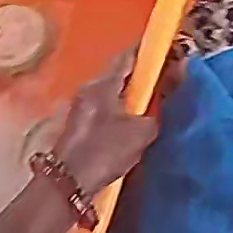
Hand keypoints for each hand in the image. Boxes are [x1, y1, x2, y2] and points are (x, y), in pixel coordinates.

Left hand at [51, 51, 159, 197]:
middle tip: (163, 76)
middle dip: (141, 73)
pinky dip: (121, 107)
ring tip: (151, 99)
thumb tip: (163, 97)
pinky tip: (133, 119)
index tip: (164, 49)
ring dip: (130, 92)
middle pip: (118, 73)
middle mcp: (89, 89)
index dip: (147, 51)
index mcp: (104, 85)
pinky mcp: (79, 124)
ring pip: (111, 91)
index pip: (127, 57)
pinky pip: (105, 106)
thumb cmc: (105, 150)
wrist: (68, 183)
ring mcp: (81, 107)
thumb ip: (156, 110)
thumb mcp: (141, 131)